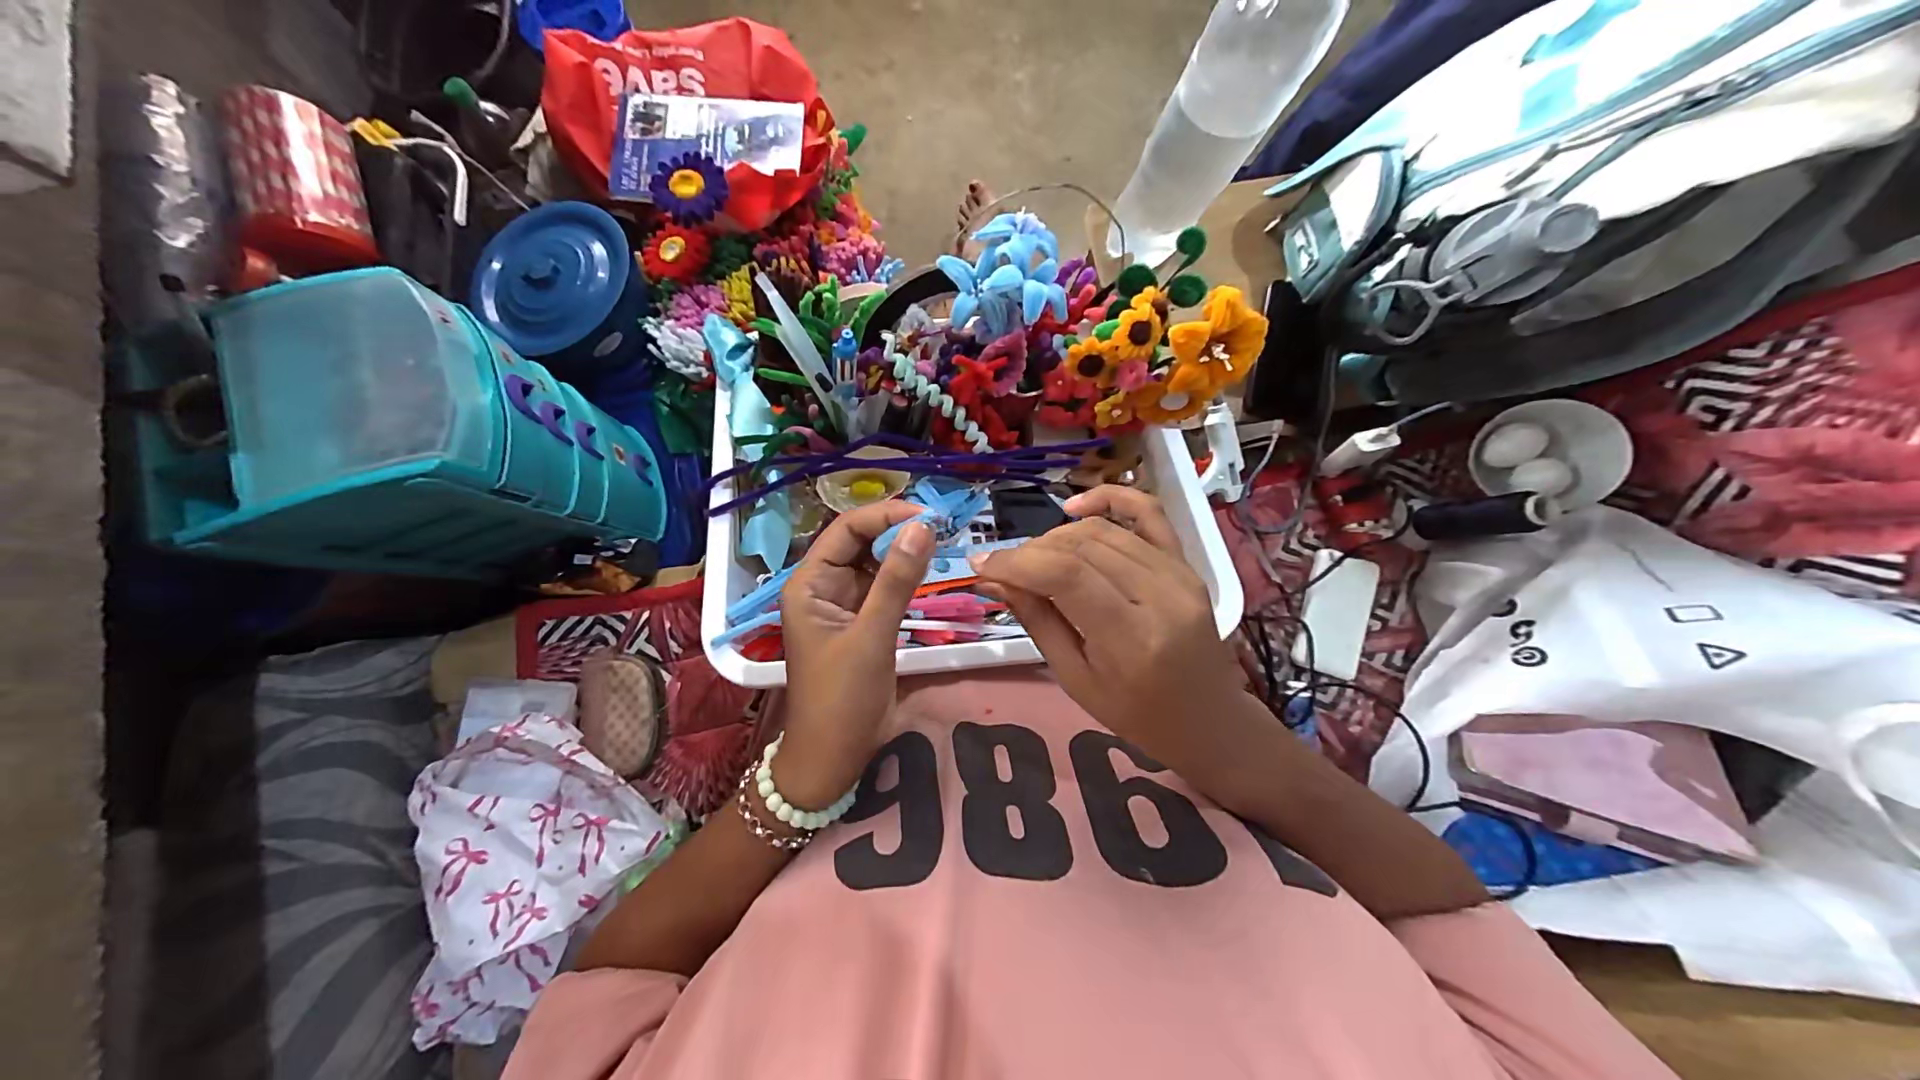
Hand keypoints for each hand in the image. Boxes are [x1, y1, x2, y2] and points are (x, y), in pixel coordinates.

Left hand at [777, 501, 933, 808]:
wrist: (832, 758)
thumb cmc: (842, 698)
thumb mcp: (871, 637)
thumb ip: (897, 581)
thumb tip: (923, 526)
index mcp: (810, 583)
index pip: (846, 530)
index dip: (885, 515)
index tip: (929, 514)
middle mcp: (823, 587)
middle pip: (861, 543)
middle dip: (898, 530)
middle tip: (945, 524)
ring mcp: (844, 605)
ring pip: (875, 564)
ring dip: (905, 552)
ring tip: (944, 540)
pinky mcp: (862, 623)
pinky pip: (884, 588)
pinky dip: (906, 578)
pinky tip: (932, 569)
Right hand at [972, 486, 1248, 764]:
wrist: (1207, 719)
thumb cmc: (1136, 713)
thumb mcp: (1075, 678)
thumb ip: (1036, 620)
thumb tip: (993, 578)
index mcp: (1132, 639)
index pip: (1066, 576)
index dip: (1017, 563)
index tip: (981, 564)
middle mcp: (1161, 596)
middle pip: (1083, 547)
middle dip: (1032, 551)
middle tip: (1005, 569)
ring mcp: (1179, 574)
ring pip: (1105, 531)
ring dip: (1058, 537)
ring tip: (1035, 558)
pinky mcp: (1186, 563)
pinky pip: (1149, 513)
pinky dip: (1110, 499)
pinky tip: (1075, 508)